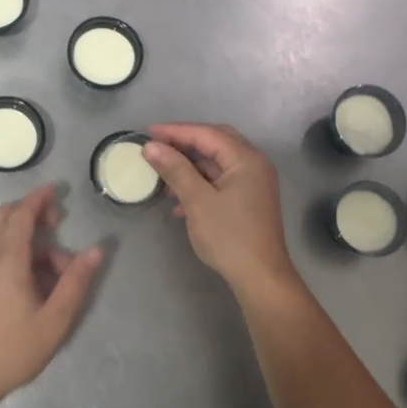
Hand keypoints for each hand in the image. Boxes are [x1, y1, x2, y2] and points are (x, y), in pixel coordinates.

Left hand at [0, 185, 103, 407]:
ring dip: (31, 242)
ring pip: (4, 238)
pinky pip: (0, 255)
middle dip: (31, 212)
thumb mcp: (54, 320)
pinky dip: (21, 256)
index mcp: (7, 261)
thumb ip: (75, 283)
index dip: (39, 198)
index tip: (58, 189)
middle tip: (58, 222)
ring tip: (61, 272)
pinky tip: (42, 285)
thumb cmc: (13, 350)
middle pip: (5, 217)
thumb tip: (96, 251)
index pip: (21, 214)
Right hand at [143, 123, 297, 297]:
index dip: (175, 131)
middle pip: (215, 142)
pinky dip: (199, 184)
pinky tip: (178, 202)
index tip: (146, 133)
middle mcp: (254, 164)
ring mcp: (253, 182)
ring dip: (189, 166)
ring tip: (162, 177)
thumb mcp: (197, 201)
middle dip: (184, 144)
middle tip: (155, 147)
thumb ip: (175, 170)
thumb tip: (151, 147)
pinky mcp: (248, 199)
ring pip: (217, 163)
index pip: (206, 134)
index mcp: (246, 159)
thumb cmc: (229, 237)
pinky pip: (220, 181)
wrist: (260, 276)